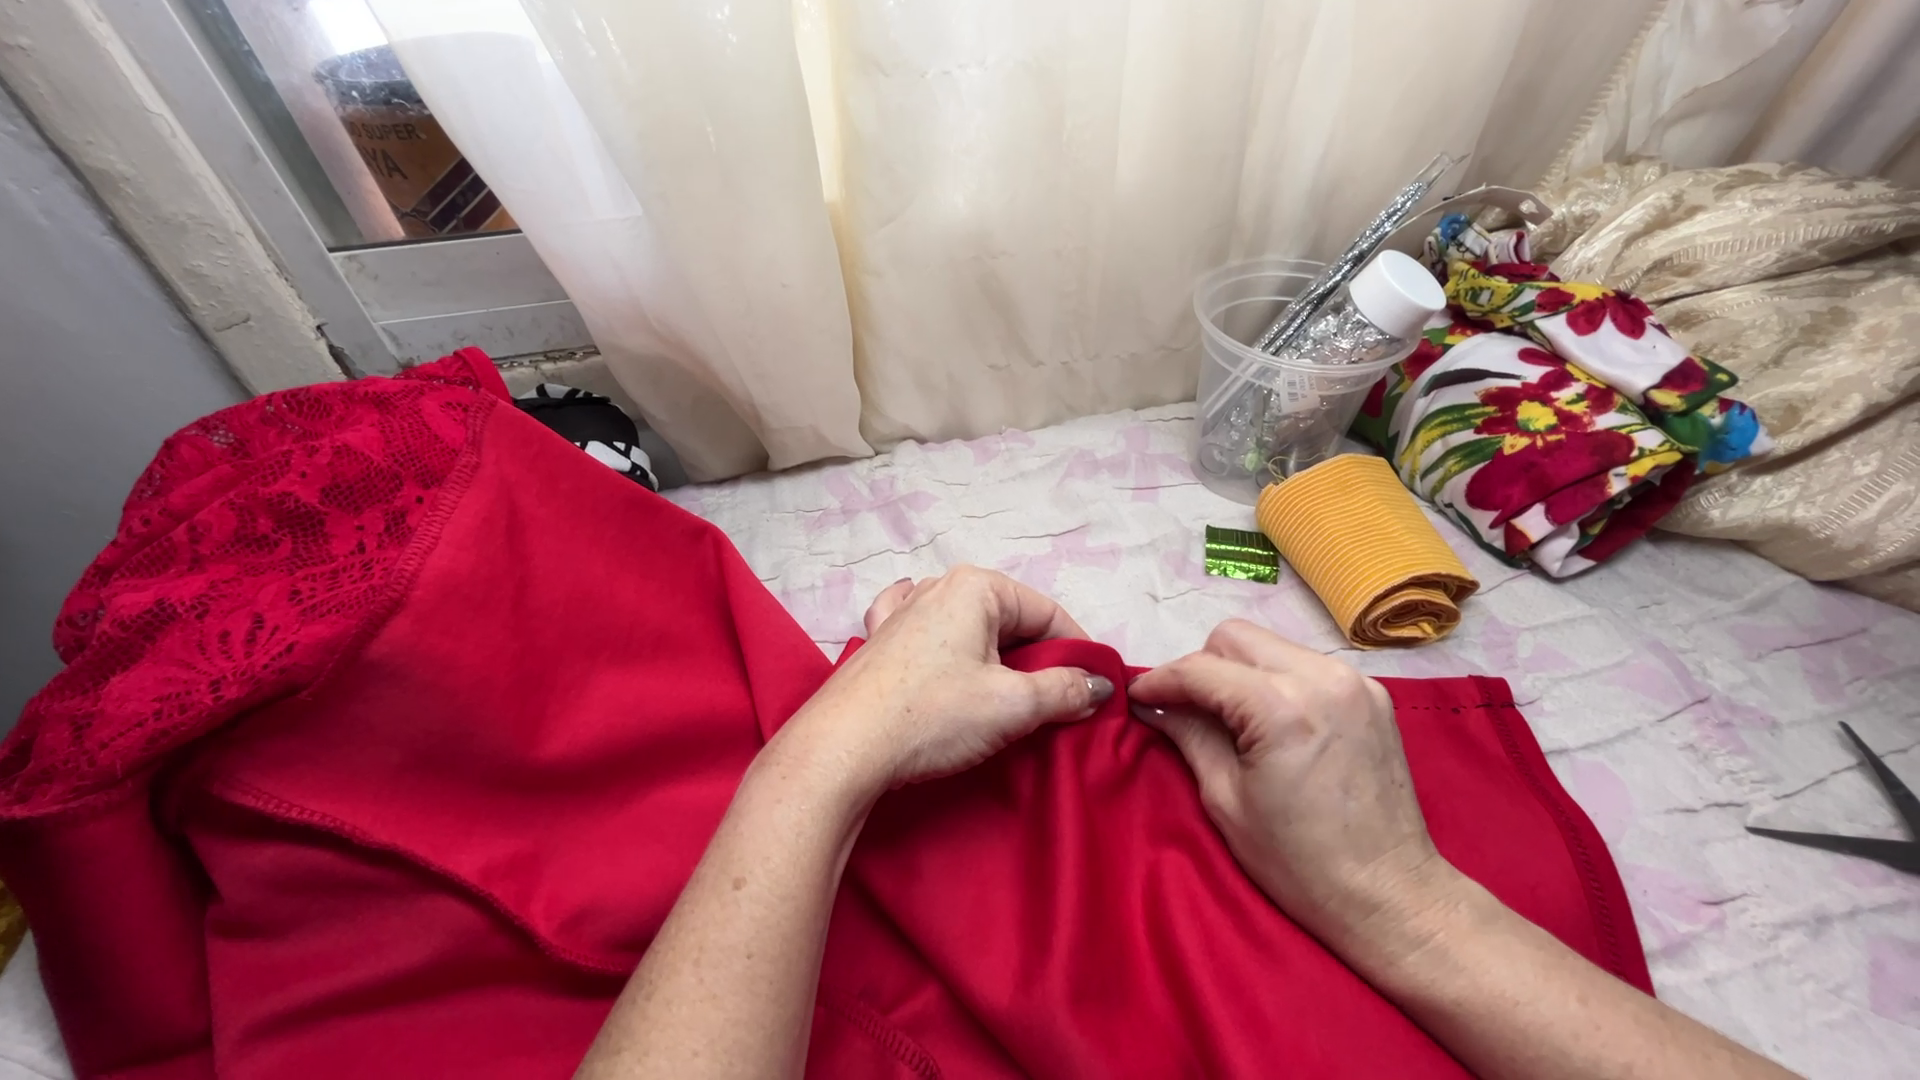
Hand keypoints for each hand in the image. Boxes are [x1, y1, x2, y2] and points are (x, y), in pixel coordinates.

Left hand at [781, 566, 1112, 797]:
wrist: (843, 747)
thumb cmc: (933, 715)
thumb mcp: (1013, 705)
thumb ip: (1065, 690)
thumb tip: (1099, 685)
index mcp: (976, 587)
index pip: (1047, 613)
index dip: (1078, 650)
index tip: (1096, 688)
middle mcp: (937, 587)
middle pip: (1009, 619)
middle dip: (1037, 657)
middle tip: (1056, 701)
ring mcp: (902, 611)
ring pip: (968, 626)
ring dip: (995, 656)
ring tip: (1009, 695)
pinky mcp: (877, 641)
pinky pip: (922, 628)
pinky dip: (943, 640)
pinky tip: (937, 638)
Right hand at [1127, 619, 1454, 952]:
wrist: (1390, 894)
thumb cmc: (1297, 862)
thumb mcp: (1225, 799)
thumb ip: (1188, 735)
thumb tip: (1152, 706)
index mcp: (1281, 707)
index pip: (1200, 669)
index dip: (1160, 681)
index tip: (1137, 697)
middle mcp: (1321, 677)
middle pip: (1234, 637)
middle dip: (1200, 666)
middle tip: (1185, 708)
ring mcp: (1353, 681)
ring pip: (1270, 645)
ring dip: (1237, 670)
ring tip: (1227, 715)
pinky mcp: (1372, 693)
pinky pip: (1304, 664)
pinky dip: (1275, 679)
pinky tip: (1270, 719)